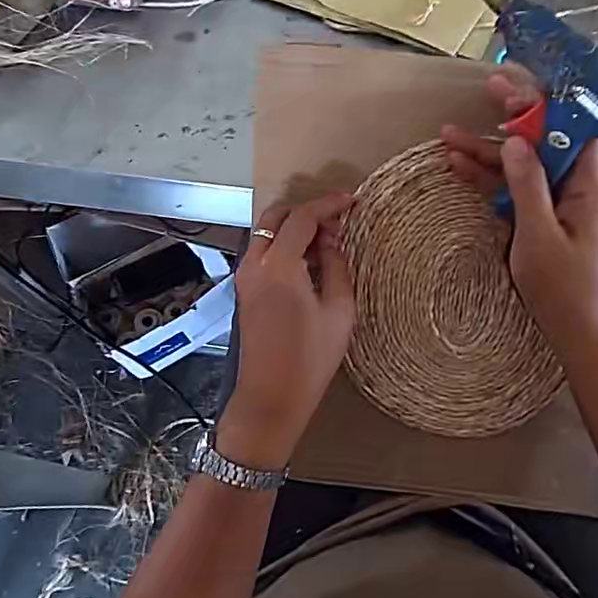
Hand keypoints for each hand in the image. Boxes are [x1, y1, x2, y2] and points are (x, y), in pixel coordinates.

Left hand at [221, 193, 355, 468]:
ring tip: (328, 241)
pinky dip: (285, 245)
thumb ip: (336, 266)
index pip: (302, 218)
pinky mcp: (245, 290)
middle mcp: (254, 264)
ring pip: (267, 232)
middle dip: (307, 211)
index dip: (328, 204)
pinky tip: (311, 260)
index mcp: (279, 266)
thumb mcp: (338, 310)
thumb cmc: (310, 359)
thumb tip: (333, 240)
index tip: (351, 201)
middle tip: (338, 221)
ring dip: (295, 228)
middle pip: (277, 216)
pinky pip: (264, 252)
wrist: (271, 397)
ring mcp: (245, 277)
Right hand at [443, 70, 597, 340]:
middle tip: (490, 88)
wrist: (569, 327)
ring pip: (520, 164)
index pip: (572, 130)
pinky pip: (512, 188)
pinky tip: (458, 165)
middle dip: (516, 116)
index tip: (518, 91)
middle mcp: (572, 186)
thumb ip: (528, 185)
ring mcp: (552, 201)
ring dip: (487, 150)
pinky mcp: (536, 216)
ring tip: (448, 134)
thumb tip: (515, 141)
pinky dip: (488, 177)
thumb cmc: (561, 285)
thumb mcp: (539, 233)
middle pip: (543, 140)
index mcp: (586, 186)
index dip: (547, 106)